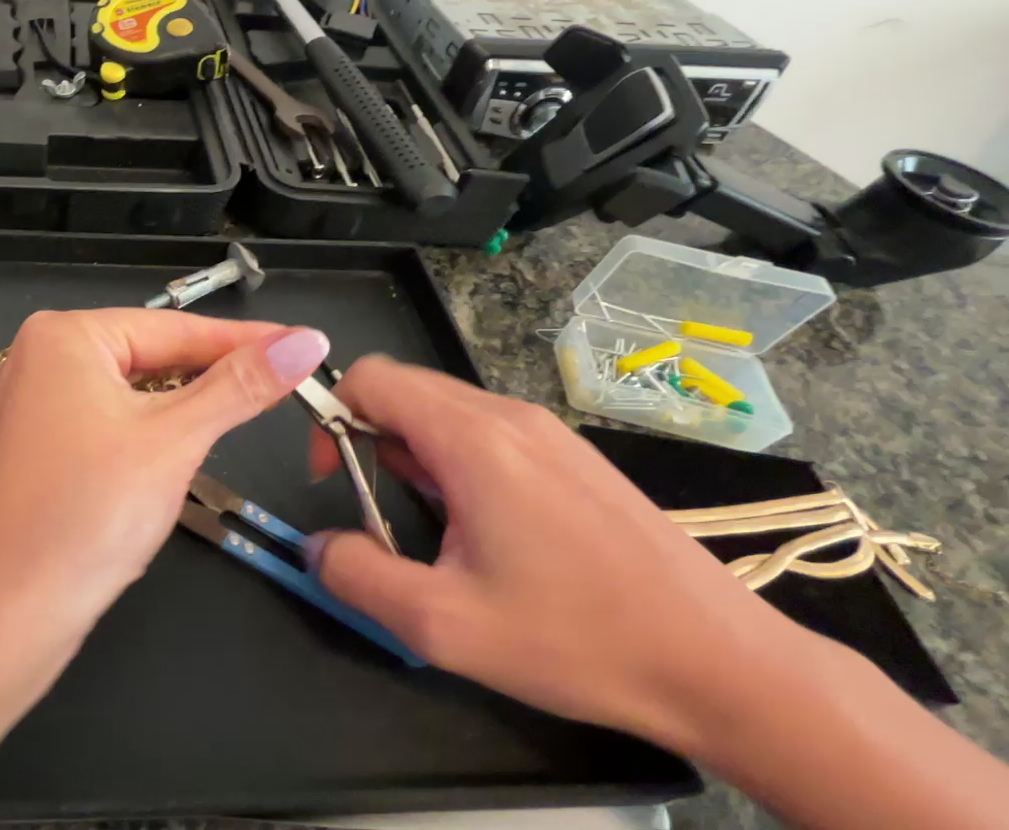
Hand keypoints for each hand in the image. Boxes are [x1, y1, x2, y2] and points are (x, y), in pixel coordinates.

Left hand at [0, 309, 331, 619]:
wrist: (7, 607)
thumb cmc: (88, 513)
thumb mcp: (174, 441)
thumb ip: (240, 386)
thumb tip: (306, 341)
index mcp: (64, 335)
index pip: (173, 328)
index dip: (244, 340)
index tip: (303, 343)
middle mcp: (39, 355)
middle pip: (148, 356)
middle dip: (212, 374)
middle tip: (284, 381)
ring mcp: (31, 401)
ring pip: (128, 392)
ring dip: (183, 406)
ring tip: (247, 407)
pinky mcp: (34, 443)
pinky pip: (104, 420)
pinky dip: (146, 430)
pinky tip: (181, 445)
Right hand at [307, 356, 814, 752]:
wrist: (725, 666)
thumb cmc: (577, 641)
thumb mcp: (441, 624)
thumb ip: (356, 575)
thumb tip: (318, 546)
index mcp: (473, 440)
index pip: (371, 377)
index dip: (332, 419)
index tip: (334, 479)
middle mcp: (510, 417)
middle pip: (404, 390)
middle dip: (369, 441)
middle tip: (383, 514)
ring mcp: (549, 432)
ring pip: (444, 411)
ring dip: (413, 456)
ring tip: (438, 530)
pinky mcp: (574, 454)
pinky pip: (486, 432)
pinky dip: (456, 463)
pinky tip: (486, 528)